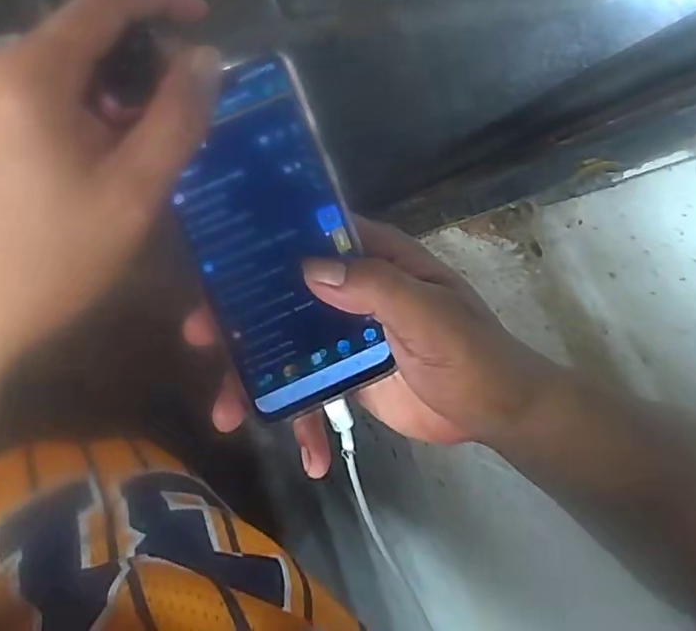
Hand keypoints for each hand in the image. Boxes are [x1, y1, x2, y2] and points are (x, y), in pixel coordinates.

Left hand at [0, 0, 220, 378]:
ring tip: (150, 136)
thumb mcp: (137, 185)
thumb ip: (180, 112)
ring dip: (122, 82)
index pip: (106, 0)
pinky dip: (92, 101)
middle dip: (145, 53)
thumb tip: (207, 56)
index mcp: (30, 72)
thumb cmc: (54, 254)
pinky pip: (48, 87)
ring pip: (70, 59)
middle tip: (183, 103)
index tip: (206, 18)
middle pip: (87, 28)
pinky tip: (110, 151)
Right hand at [182, 216, 561, 477]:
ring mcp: (348, 334)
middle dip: (243, 315)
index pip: (320, 237)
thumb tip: (309, 267)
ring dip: (256, 377)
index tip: (224, 257)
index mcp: (380, 260)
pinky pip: (312, 391)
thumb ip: (376, 287)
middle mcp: (357, 289)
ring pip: (290, 343)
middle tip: (199, 336)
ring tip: (227, 416)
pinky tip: (307, 459)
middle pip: (290, 292)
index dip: (274, 242)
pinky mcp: (349, 375)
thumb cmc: (471, 350)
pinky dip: (304, 422)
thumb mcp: (429, 313)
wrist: (496, 412)